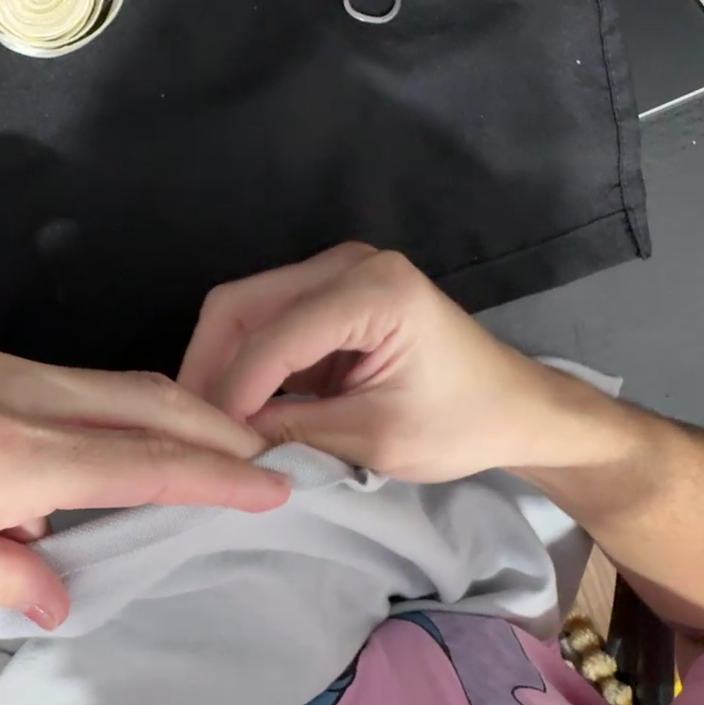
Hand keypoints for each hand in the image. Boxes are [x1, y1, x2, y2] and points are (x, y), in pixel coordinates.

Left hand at [0, 336, 287, 634]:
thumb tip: (54, 580)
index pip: (137, 462)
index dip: (213, 476)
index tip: (273, 486)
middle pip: (131, 396)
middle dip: (206, 423)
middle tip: (258, 452)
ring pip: (87, 382)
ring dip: (143, 415)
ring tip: (182, 453)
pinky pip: (36, 381)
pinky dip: (78, 412)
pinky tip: (67, 450)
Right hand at [177, 244, 637, 481]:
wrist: (514, 408)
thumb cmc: (461, 423)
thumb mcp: (375, 439)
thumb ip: (292, 430)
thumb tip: (223, 437)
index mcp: (374, 290)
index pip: (275, 336)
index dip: (233, 389)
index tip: (209, 440)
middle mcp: (347, 264)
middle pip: (242, 304)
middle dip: (209, 365)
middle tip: (190, 422)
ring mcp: (336, 272)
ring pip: (245, 310)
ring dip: (222, 363)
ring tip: (207, 418)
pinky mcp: (329, 293)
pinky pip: (267, 322)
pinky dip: (247, 363)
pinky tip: (237, 402)